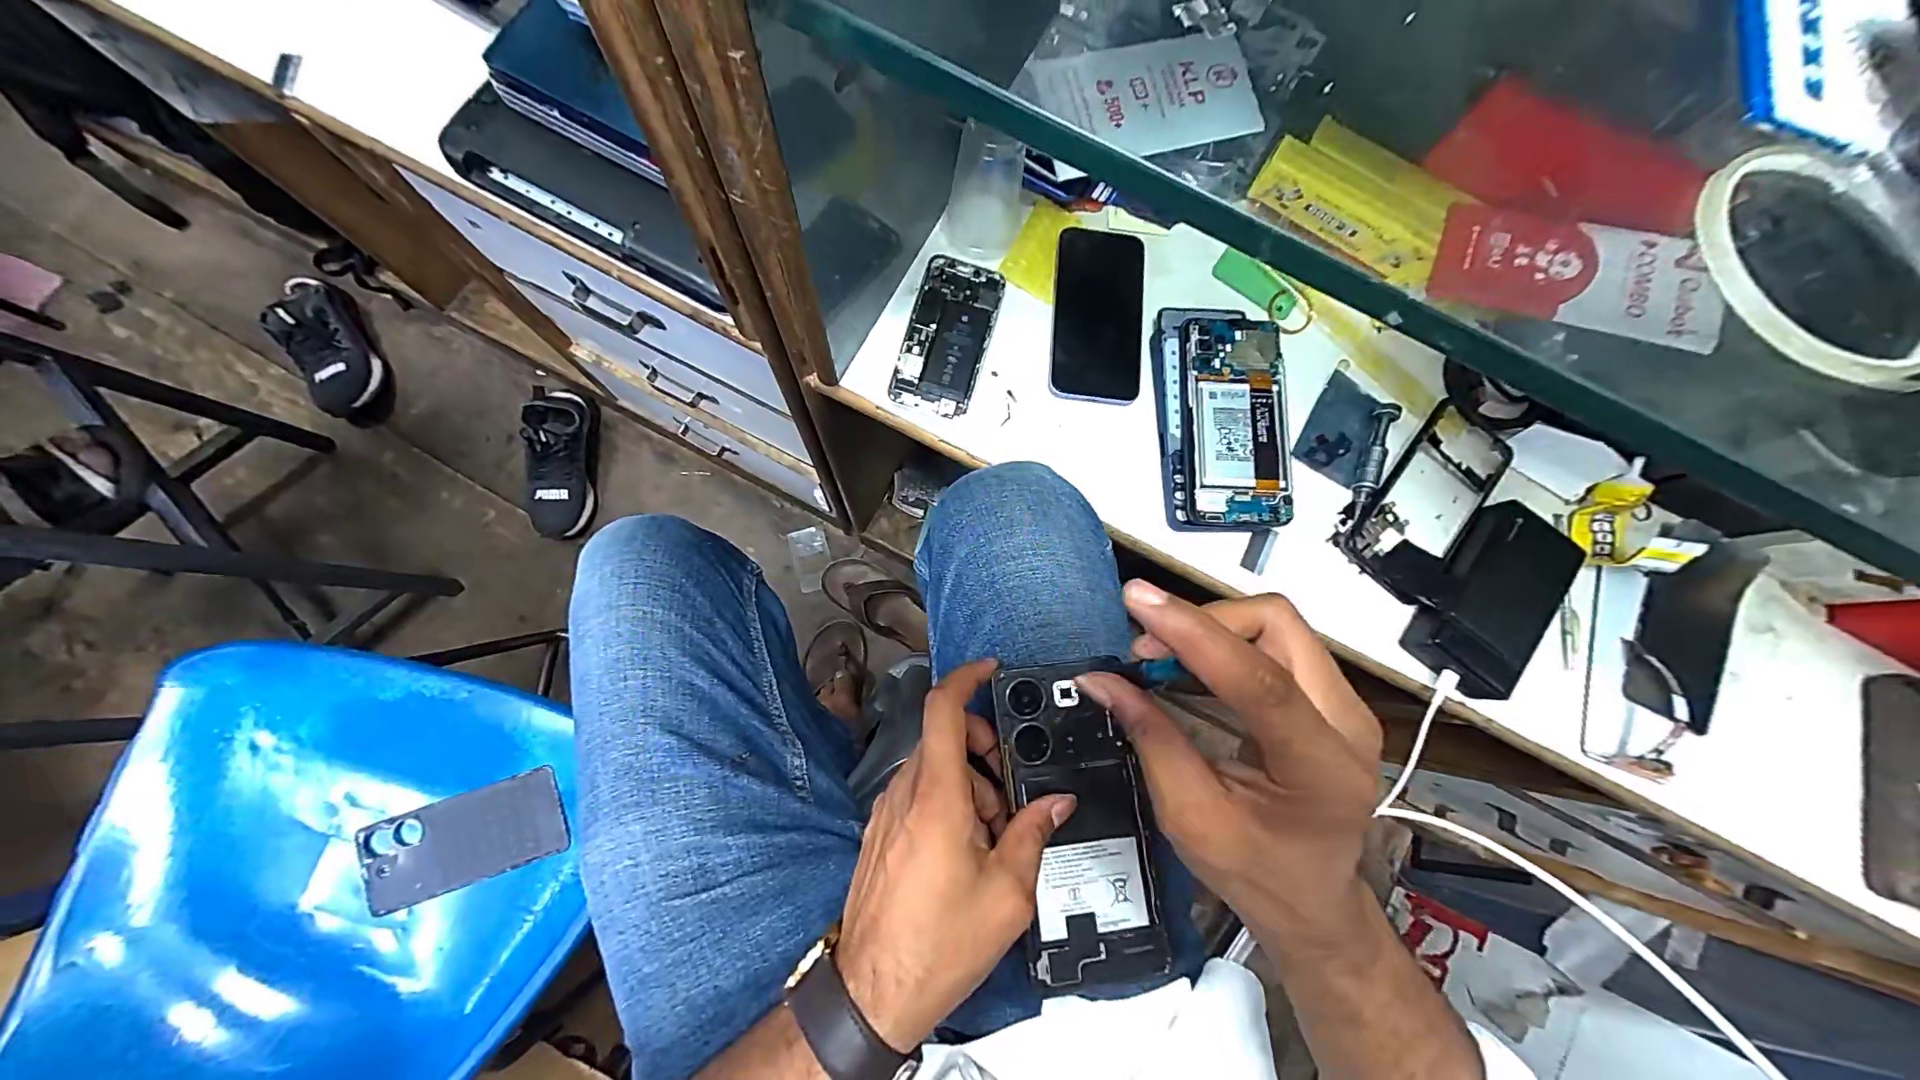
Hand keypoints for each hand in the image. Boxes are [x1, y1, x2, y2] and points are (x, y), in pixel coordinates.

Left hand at [835, 658, 1076, 1050]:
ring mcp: (887, 811)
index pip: (943, 710)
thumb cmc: (939, 943)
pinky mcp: (880, 830)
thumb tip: (1056, 803)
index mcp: (936, 796)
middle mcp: (905, 793)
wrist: (873, 991)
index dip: (967, 678)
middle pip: (946, 739)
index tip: (990, 670)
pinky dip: (947, 802)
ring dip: (969, 785)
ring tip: (990, 839)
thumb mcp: (1008, 892)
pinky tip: (964, 849)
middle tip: (1008, 798)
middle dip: (984, 753)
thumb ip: (1034, 833)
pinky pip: (918, 793)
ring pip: (934, 768)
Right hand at [1076, 581, 1383, 951]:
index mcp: (1321, 769)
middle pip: (1276, 625)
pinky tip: (1186, 661)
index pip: (1261, 680)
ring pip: (1273, 623)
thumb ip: (1151, 740)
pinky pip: (1271, 640)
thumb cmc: (1259, 873)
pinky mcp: (1326, 694)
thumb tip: (1103, 681)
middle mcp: (1347, 722)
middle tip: (1145, 646)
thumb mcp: (1191, 818)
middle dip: (1202, 620)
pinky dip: (1221, 640)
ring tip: (1158, 653)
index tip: (1140, 603)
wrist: (1314, 898)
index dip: (1195, 634)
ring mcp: (1344, 703)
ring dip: (1209, 627)